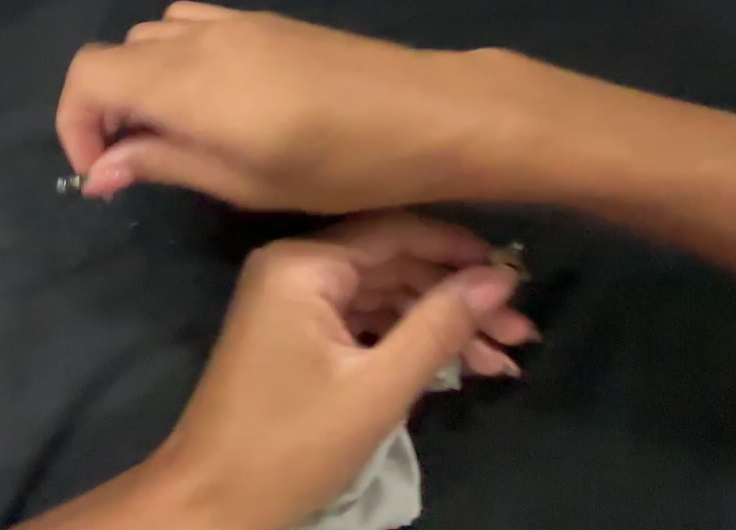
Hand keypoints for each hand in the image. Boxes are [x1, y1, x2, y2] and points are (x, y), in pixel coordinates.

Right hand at [57, 2, 520, 211]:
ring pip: (150, 37)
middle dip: (106, 107)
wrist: (425, 112)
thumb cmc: (337, 165)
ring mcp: (231, 22)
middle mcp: (197, 39)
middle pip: (114, 54)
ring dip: (141, 80)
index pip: (87, 74)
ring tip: (175, 131)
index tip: (103, 170)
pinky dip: (174, 58)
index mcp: (186, 81)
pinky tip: (214, 98)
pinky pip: (189, 26)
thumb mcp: (243, 181)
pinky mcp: (260, 20)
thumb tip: (100, 171)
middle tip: (140, 160)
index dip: (75, 122)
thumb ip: (163, 162)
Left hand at [145, 214, 531, 529]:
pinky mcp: (296, 330)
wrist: (214, 501)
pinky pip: (361, 319)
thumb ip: (439, 326)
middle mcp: (294, 265)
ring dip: (437, 322)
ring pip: (380, 295)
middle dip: (455, 296)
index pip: (392, 233)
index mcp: (302, 262)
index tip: (516, 274)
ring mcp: (292, 298)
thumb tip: (499, 279)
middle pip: (389, 264)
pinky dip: (405, 340)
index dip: (456, 250)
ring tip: (506, 357)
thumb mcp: (378, 387)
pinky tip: (459, 365)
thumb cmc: (293, 442)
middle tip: (521, 331)